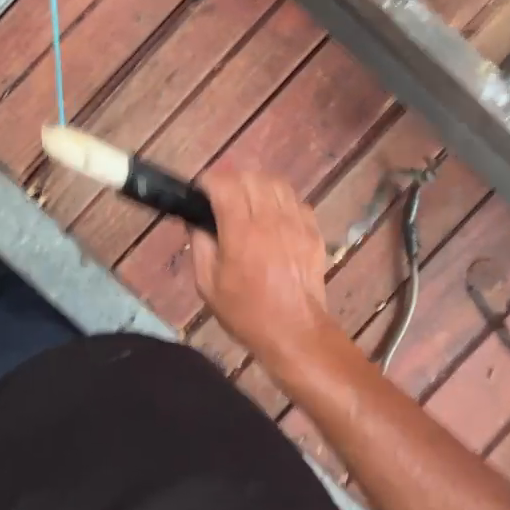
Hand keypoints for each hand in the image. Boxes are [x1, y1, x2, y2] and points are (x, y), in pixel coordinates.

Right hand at [190, 171, 338, 368]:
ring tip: (248, 202)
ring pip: (276, 183)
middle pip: (251, 177)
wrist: (295, 333)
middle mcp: (271, 220)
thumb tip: (195, 220)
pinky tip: (273, 218)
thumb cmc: (246, 312)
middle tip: (221, 198)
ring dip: (257, 186)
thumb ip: (199, 246)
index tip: (201, 191)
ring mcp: (296, 224)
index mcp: (242, 232)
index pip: (225, 184)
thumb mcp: (207, 285)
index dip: (209, 181)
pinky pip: (296, 201)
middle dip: (231, 181)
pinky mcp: (313, 232)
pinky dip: (281, 202)